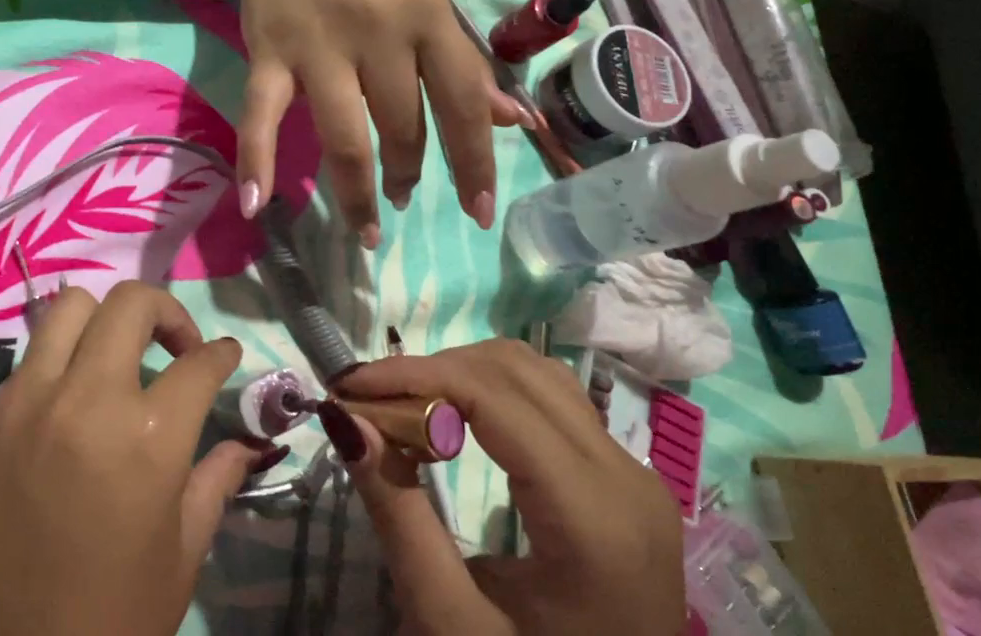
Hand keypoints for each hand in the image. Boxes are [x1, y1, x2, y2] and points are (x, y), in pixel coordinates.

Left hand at [0, 283, 273, 635]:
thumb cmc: (108, 617)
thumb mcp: (179, 557)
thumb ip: (213, 484)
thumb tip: (243, 445)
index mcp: (148, 436)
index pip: (200, 362)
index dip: (222, 353)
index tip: (225, 356)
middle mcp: (84, 399)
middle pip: (130, 304)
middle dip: (166, 312)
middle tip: (174, 347)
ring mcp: (22, 403)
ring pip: (66, 310)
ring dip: (102, 324)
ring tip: (112, 360)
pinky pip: (23, 366)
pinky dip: (52, 372)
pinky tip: (60, 416)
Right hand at [231, 0, 526, 245]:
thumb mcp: (429, 8)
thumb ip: (467, 66)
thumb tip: (515, 122)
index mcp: (425, 18)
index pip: (462, 100)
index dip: (475, 161)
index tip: (479, 213)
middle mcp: (376, 31)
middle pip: (400, 125)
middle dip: (407, 175)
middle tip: (402, 196)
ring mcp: (316, 46)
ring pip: (342, 134)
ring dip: (356, 191)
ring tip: (367, 226)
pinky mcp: (268, 56)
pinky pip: (261, 116)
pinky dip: (257, 161)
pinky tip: (257, 205)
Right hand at [328, 341, 684, 635]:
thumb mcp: (450, 619)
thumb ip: (398, 515)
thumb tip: (345, 421)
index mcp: (592, 516)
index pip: (493, 396)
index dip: (413, 376)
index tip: (346, 388)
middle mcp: (626, 476)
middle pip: (515, 370)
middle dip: (431, 370)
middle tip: (367, 402)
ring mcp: (635, 474)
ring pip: (537, 373)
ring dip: (462, 373)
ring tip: (403, 408)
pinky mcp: (628, 480)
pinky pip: (556, 402)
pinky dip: (494, 392)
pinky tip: (454, 421)